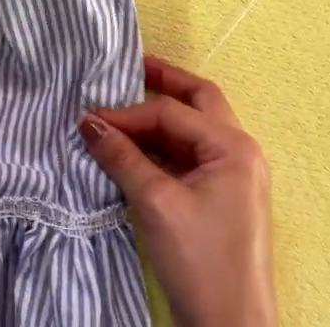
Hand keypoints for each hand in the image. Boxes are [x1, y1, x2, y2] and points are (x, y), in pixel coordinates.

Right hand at [82, 56, 275, 326]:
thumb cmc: (199, 260)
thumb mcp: (155, 202)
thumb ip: (122, 156)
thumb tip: (88, 122)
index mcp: (234, 147)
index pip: (172, 112)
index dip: (128, 113)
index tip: (89, 119)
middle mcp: (241, 152)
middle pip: (198, 101)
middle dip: (164, 83)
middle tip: (130, 69)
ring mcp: (236, 175)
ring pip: (195, 128)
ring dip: (161, 118)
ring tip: (124, 112)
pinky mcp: (224, 198)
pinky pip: (193, 155)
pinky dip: (165, 147)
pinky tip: (137, 150)